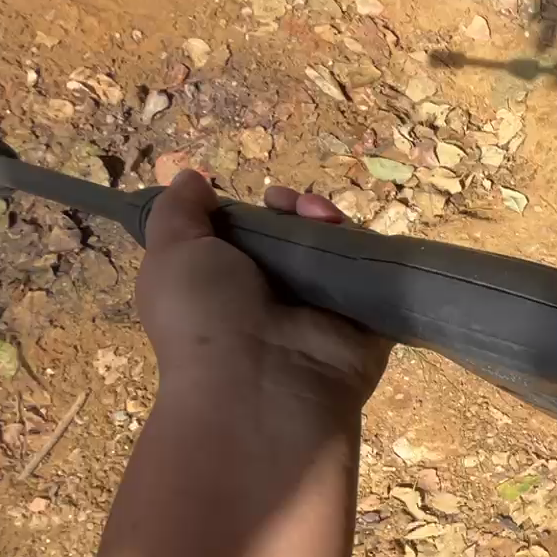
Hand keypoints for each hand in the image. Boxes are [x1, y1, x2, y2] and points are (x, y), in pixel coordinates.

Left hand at [136, 171, 389, 415]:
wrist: (266, 380)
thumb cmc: (206, 316)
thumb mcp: (173, 252)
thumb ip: (180, 211)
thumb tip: (193, 177)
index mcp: (236, 279)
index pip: (260, 232)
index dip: (265, 208)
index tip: (266, 198)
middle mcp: (287, 293)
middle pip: (306, 236)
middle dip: (304, 210)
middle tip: (301, 206)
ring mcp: (333, 307)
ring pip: (345, 252)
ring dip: (337, 225)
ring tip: (327, 218)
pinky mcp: (374, 320)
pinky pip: (383, 279)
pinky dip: (377, 256)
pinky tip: (361, 242)